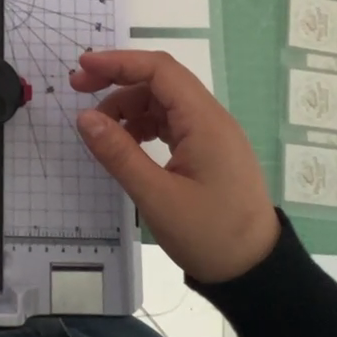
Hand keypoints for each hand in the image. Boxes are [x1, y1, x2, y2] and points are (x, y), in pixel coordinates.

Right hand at [70, 49, 279, 283]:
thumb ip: (119, 153)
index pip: (159, 71)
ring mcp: (211, 135)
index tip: (82, 67)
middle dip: (118, 79)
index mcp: (205, 122)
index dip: (118, 62)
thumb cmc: (209, 235)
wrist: (257, 275)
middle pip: (160, 81)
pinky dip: (142, 124)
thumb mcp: (157, 197)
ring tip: (98, 128)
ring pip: (163, 102)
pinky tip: (124, 143)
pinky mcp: (208, 152)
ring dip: (128, 105)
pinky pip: (170, 123)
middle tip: (79, 89)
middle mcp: (211, 119)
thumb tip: (84, 117)